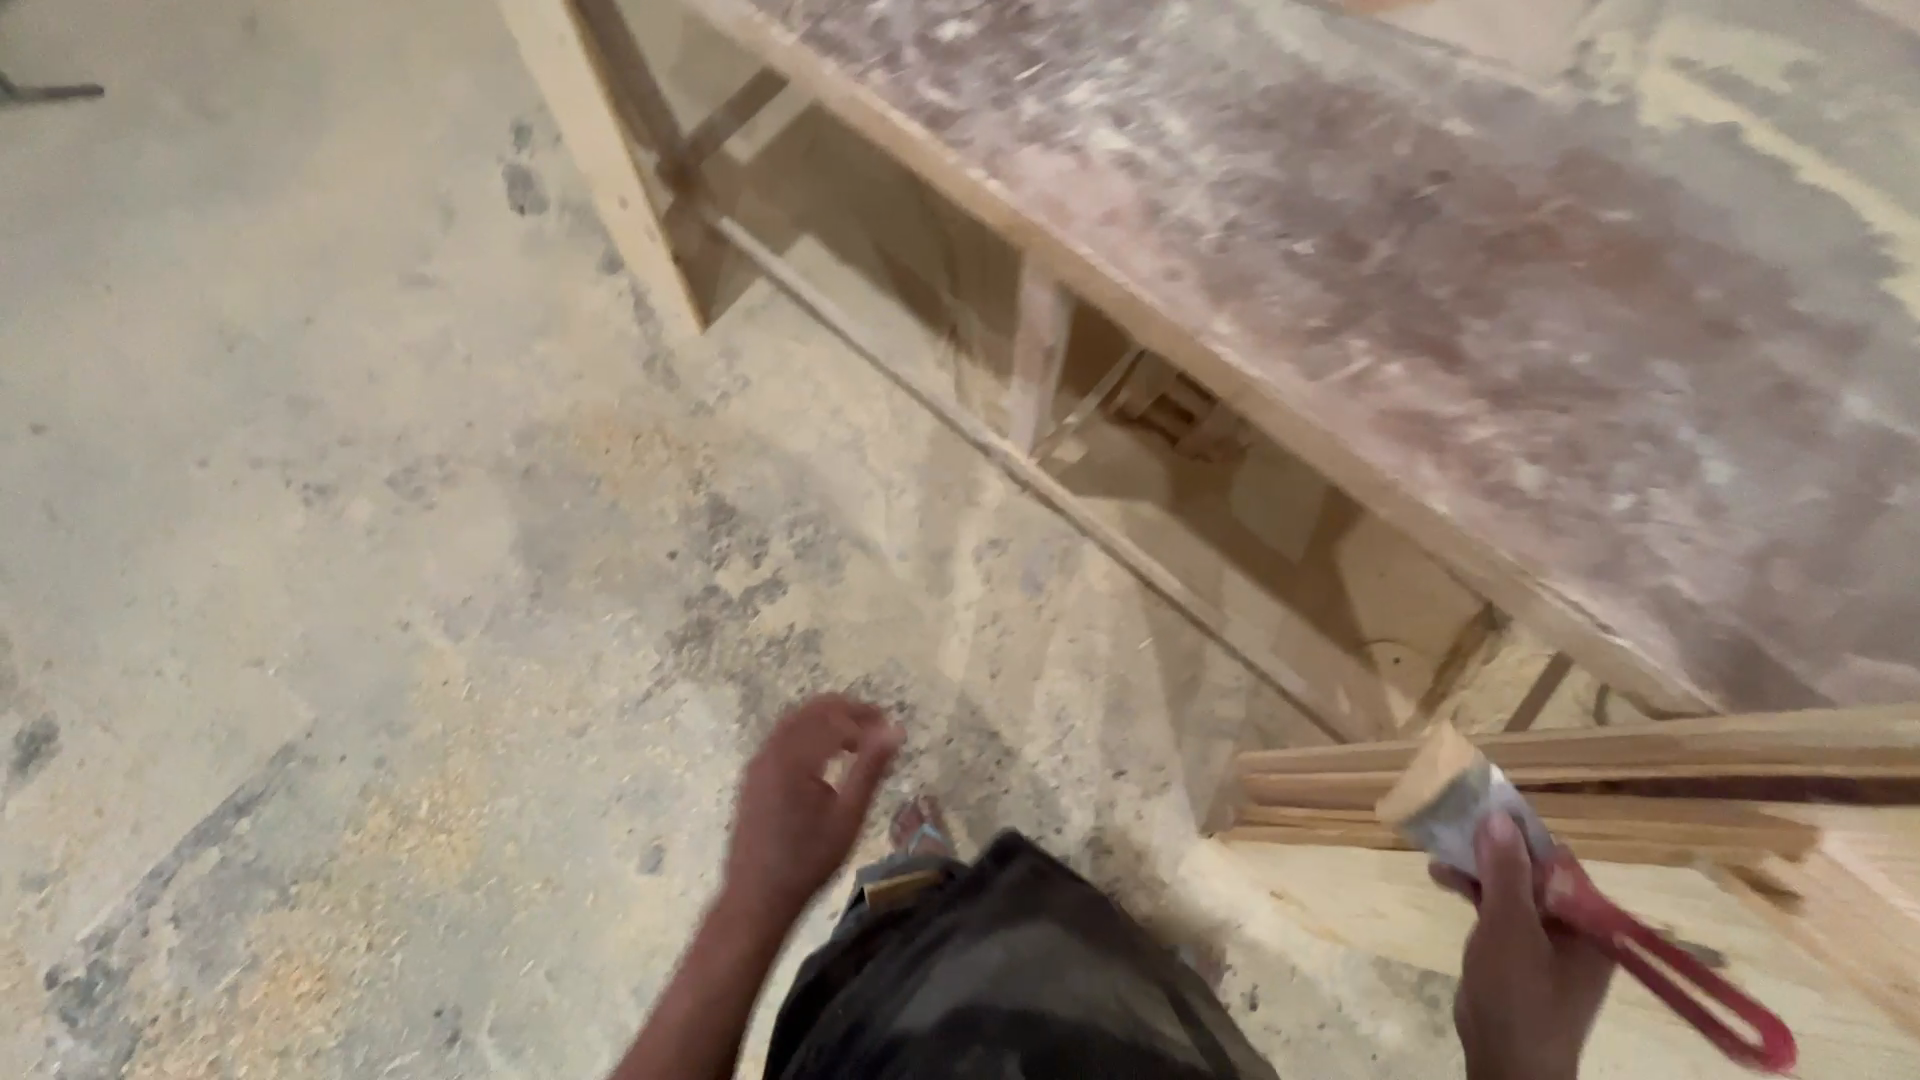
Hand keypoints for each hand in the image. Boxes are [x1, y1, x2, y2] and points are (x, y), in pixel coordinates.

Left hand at [722, 694, 902, 920]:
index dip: (867, 718)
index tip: (891, 731)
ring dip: (828, 721)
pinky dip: (809, 733)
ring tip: (857, 740)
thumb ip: (871, 768)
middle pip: (814, 710)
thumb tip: (895, 731)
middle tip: (878, 727)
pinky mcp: (753, 775)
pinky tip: (827, 757)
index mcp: (794, 758)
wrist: (756, 897)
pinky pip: (784, 737)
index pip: (836, 718)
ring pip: (797, 720)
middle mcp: (772, 750)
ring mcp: (758, 762)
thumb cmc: (808, 861)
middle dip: (848, 712)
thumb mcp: (849, 816)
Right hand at [1432, 815, 1613, 1079]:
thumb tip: (1498, 817)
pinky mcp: (1516, 953)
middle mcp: (1572, 928)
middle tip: (1453, 823)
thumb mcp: (1509, 929)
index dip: (1521, 834)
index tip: (1483, 808)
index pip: (1559, 863)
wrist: (1506, 1063)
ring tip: (1438, 851)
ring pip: (1510, 889)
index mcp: (1588, 924)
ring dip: (1476, 868)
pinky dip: (1472, 891)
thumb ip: (1505, 873)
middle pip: (1532, 872)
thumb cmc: (1519, 996)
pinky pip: (1497, 910)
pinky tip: (1441, 877)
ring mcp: (1543, 942)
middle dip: (1491, 848)